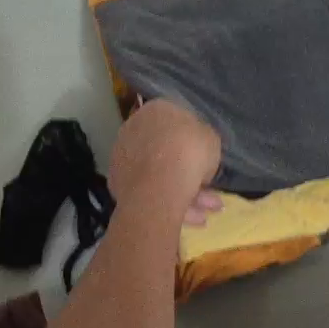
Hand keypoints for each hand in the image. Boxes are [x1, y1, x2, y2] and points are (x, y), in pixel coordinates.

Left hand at [109, 99, 221, 224]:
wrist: (159, 184)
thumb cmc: (190, 152)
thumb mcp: (212, 138)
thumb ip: (203, 138)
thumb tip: (197, 145)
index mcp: (156, 109)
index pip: (176, 119)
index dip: (193, 140)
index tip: (205, 156)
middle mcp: (134, 127)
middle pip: (165, 150)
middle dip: (189, 172)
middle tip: (208, 189)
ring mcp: (123, 155)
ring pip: (159, 174)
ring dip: (185, 194)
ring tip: (205, 214)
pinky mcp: (117, 181)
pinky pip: (150, 189)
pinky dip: (169, 202)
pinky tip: (191, 219)